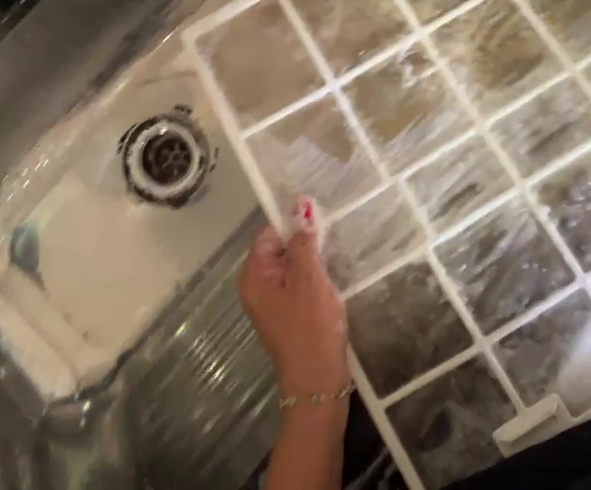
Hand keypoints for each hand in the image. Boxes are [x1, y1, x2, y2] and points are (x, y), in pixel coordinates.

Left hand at [239, 198, 350, 398]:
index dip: (292, 221)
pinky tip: (334, 274)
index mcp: (254, 276)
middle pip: (279, 249)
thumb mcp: (309, 279)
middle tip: (333, 230)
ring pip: (292, 267)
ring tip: (337, 249)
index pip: (269, 234)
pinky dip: (314, 277)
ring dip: (312, 258)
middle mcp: (258, 287)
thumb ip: (304, 242)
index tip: (319, 212)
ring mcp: (274, 302)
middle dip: (304, 240)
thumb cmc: (311, 328)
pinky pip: (299, 284)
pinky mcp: (290, 314)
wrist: (319, 383)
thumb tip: (300, 207)